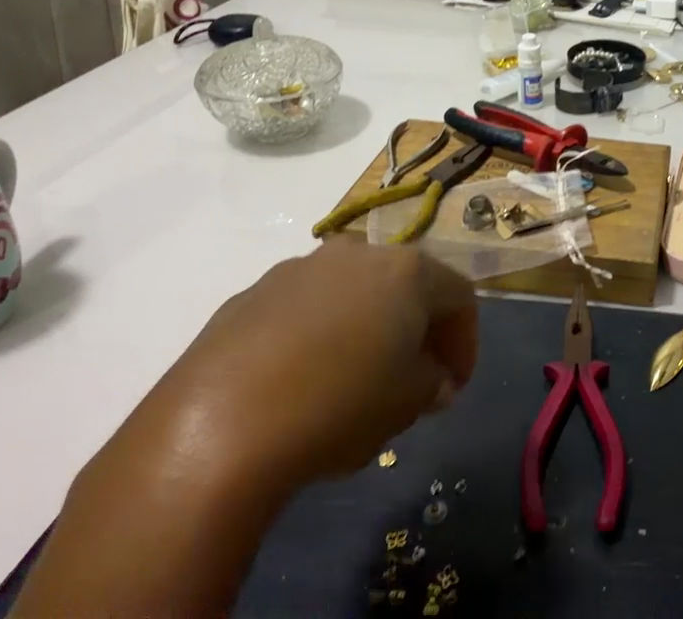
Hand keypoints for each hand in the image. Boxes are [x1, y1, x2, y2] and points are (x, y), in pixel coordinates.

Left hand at [127, 238, 477, 488]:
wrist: (217, 428)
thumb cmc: (338, 406)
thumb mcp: (408, 404)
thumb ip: (432, 384)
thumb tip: (431, 380)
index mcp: (406, 271)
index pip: (459, 297)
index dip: (465, 344)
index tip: (452, 389)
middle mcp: (355, 254)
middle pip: (404, 287)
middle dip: (416, 332)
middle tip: (411, 382)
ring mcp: (296, 270)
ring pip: (351, 294)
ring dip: (365, 330)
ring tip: (353, 383)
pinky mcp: (248, 296)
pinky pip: (303, 311)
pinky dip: (317, 337)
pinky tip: (301, 384)